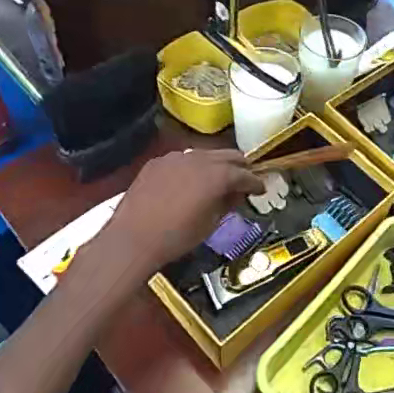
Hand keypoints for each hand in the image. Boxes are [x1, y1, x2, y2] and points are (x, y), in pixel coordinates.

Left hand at [90, 150, 263, 276]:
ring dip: (216, 165)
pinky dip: (193, 167)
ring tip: (219, 179)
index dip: (255, 182)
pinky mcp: (157, 162)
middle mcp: (198, 159)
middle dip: (239, 167)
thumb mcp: (210, 224)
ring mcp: (175, 158)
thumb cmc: (176, 237)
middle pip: (227, 156)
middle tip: (245, 179)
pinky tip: (190, 181)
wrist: (132, 238)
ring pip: (204, 154)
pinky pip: (182, 160)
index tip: (261, 189)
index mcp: (217, 175)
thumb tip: (237, 195)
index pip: (244, 175)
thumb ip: (227, 204)